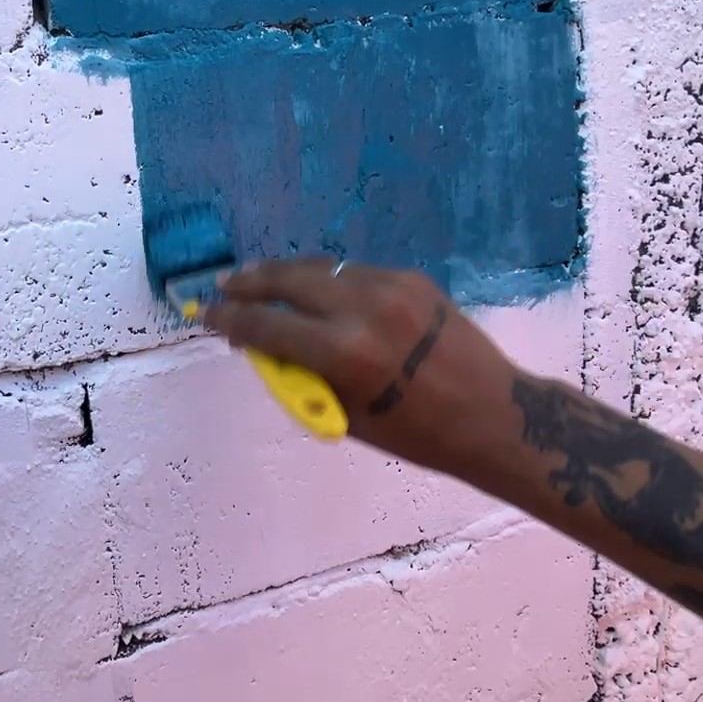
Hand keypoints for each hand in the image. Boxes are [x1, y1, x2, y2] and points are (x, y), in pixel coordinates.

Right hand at [201, 259, 512, 467]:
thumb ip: (298, 372)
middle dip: (249, 282)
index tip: (206, 314)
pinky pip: (351, 272)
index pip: (266, 326)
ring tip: (258, 277)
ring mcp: (390, 286)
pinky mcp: (410, 277)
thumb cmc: (416, 433)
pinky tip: (312, 286)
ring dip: (283, 273)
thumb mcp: (345, 414)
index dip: (228, 319)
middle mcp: (363, 309)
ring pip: (318, 268)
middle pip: (286, 280)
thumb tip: (258, 341)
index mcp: (344, 353)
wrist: (495, 415)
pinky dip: (325, 278)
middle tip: (225, 284)